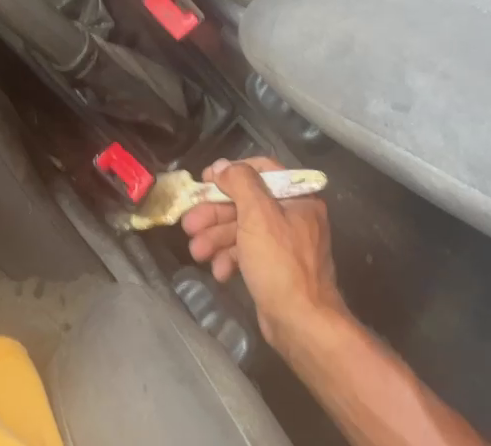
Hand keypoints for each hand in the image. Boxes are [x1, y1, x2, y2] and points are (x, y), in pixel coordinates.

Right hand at [182, 157, 344, 343]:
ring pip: (242, 230)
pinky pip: (247, 254)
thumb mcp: (258, 215)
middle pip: (245, 204)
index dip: (231, 172)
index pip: (261, 171)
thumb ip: (240, 183)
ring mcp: (283, 245)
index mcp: (297, 199)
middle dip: (214, 215)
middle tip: (188, 225)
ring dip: (216, 238)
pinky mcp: (274, 269)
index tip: (205, 180)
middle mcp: (292, 217)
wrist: (302, 324)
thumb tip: (222, 166)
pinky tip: (219, 272)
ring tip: (197, 252)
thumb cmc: (280, 263)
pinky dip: (230, 259)